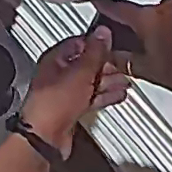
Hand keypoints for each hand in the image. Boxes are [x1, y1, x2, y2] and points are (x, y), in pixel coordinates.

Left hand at [20, 26, 130, 148]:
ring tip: (125, 80)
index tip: (112, 45)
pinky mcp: (70, 110)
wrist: (46, 137)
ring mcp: (64, 94)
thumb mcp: (80, 73)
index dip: (96, 44)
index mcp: (55, 60)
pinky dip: (104, 96)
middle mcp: (57, 76)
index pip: (78, 44)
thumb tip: (102, 34)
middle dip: (105, 65)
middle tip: (121, 65)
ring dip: (108, 81)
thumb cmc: (53, 104)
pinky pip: (90, 98)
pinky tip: (117, 95)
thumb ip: (94, 53)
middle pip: (85, 64)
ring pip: (89, 83)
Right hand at [92, 0, 171, 104]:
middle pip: (149, 13)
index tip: (100, 3)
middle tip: (151, 50)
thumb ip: (128, 60)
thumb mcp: (153, 73)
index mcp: (149, 19)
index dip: (106, 7)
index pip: (119, 8)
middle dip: (147, 28)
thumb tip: (114, 57)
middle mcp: (170, 7)